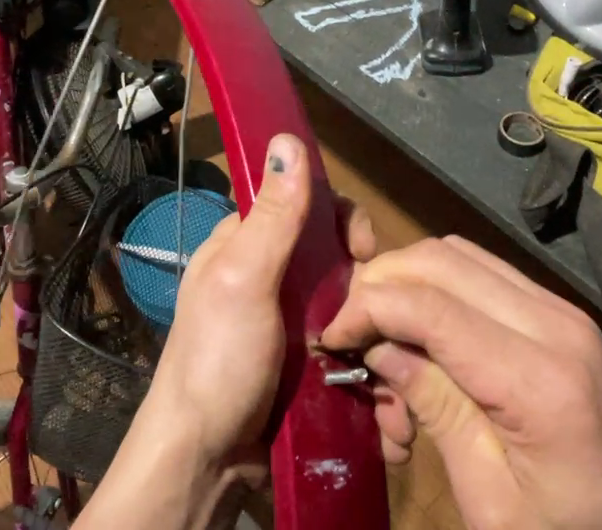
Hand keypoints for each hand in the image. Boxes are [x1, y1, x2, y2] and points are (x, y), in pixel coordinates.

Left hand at [77, 133, 376, 527]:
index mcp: (246, 245)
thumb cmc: (216, 362)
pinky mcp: (307, 371)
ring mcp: (289, 327)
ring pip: (351, 312)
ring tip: (397, 381)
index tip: (364, 251)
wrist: (204, 463)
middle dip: (370, 292)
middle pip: (337, 261)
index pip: (304, 206)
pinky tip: (388, 405)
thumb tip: (286, 139)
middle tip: (384, 326)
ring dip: (380, 343)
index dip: (340, 220)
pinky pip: (350, 357)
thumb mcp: (243, 281)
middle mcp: (270, 279)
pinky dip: (371, 377)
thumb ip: (273, 216)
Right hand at [322, 236, 601, 529]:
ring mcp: (561, 309)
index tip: (331, 339)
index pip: (429, 305)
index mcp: (539, 379)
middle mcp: (553, 322)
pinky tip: (425, 337)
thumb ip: (436, 410)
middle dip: (380, 284)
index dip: (366, 309)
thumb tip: (376, 346)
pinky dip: (438, 288)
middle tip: (351, 336)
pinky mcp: (560, 310)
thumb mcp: (493, 501)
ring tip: (386, 342)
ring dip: (408, 282)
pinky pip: (482, 271)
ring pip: (457, 253)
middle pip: (439, 260)